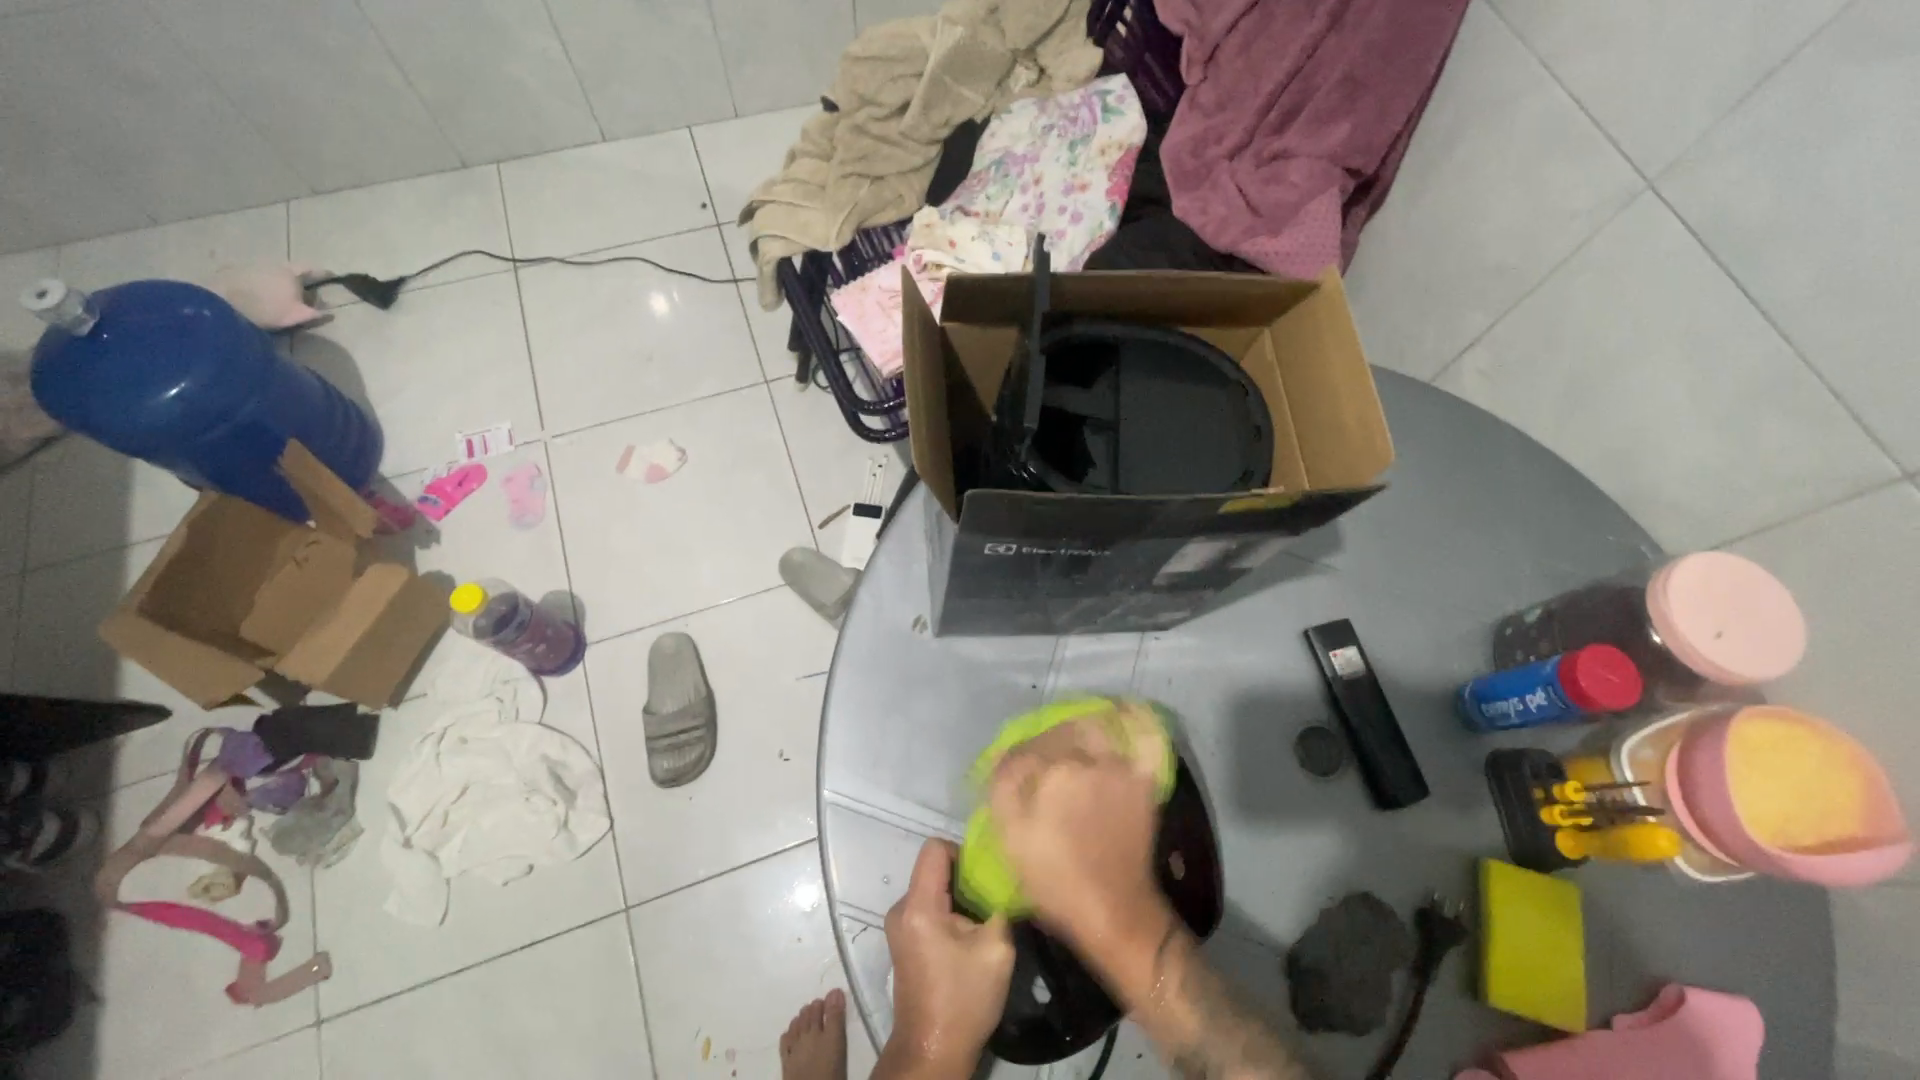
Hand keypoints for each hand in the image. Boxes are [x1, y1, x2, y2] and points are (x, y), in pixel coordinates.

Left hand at [881, 839, 1013, 1075]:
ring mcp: (899, 926)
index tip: (987, 876)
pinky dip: (950, 915)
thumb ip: (1001, 904)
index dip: (963, 852)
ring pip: (933, 889)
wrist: (933, 1049)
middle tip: (993, 902)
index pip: (934, 848)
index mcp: (918, 906)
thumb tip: (1007, 880)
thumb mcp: (996, 948)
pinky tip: (969, 941)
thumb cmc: (964, 998)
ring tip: (984, 924)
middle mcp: (901, 908)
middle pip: (933, 869)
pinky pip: (928, 909)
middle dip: (965, 879)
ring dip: (959, 900)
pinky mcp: (904, 941)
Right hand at [986, 720, 1172, 958]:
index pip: (1027, 747)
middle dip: (1048, 740)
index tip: (1011, 773)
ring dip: (1082, 727)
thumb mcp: (1011, 836)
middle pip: (1063, 731)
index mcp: (1054, 769)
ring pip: (1098, 727)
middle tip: (1040, 760)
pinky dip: (1135, 721)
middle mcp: (1091, 758)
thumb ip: (1004, 785)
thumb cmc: (1054, 878)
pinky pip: (1144, 738)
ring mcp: (1123, 767)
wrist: (1112, 909)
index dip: (1016, 759)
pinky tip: (1124, 717)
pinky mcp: (1145, 780)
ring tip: (1072, 741)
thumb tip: (1008, 757)